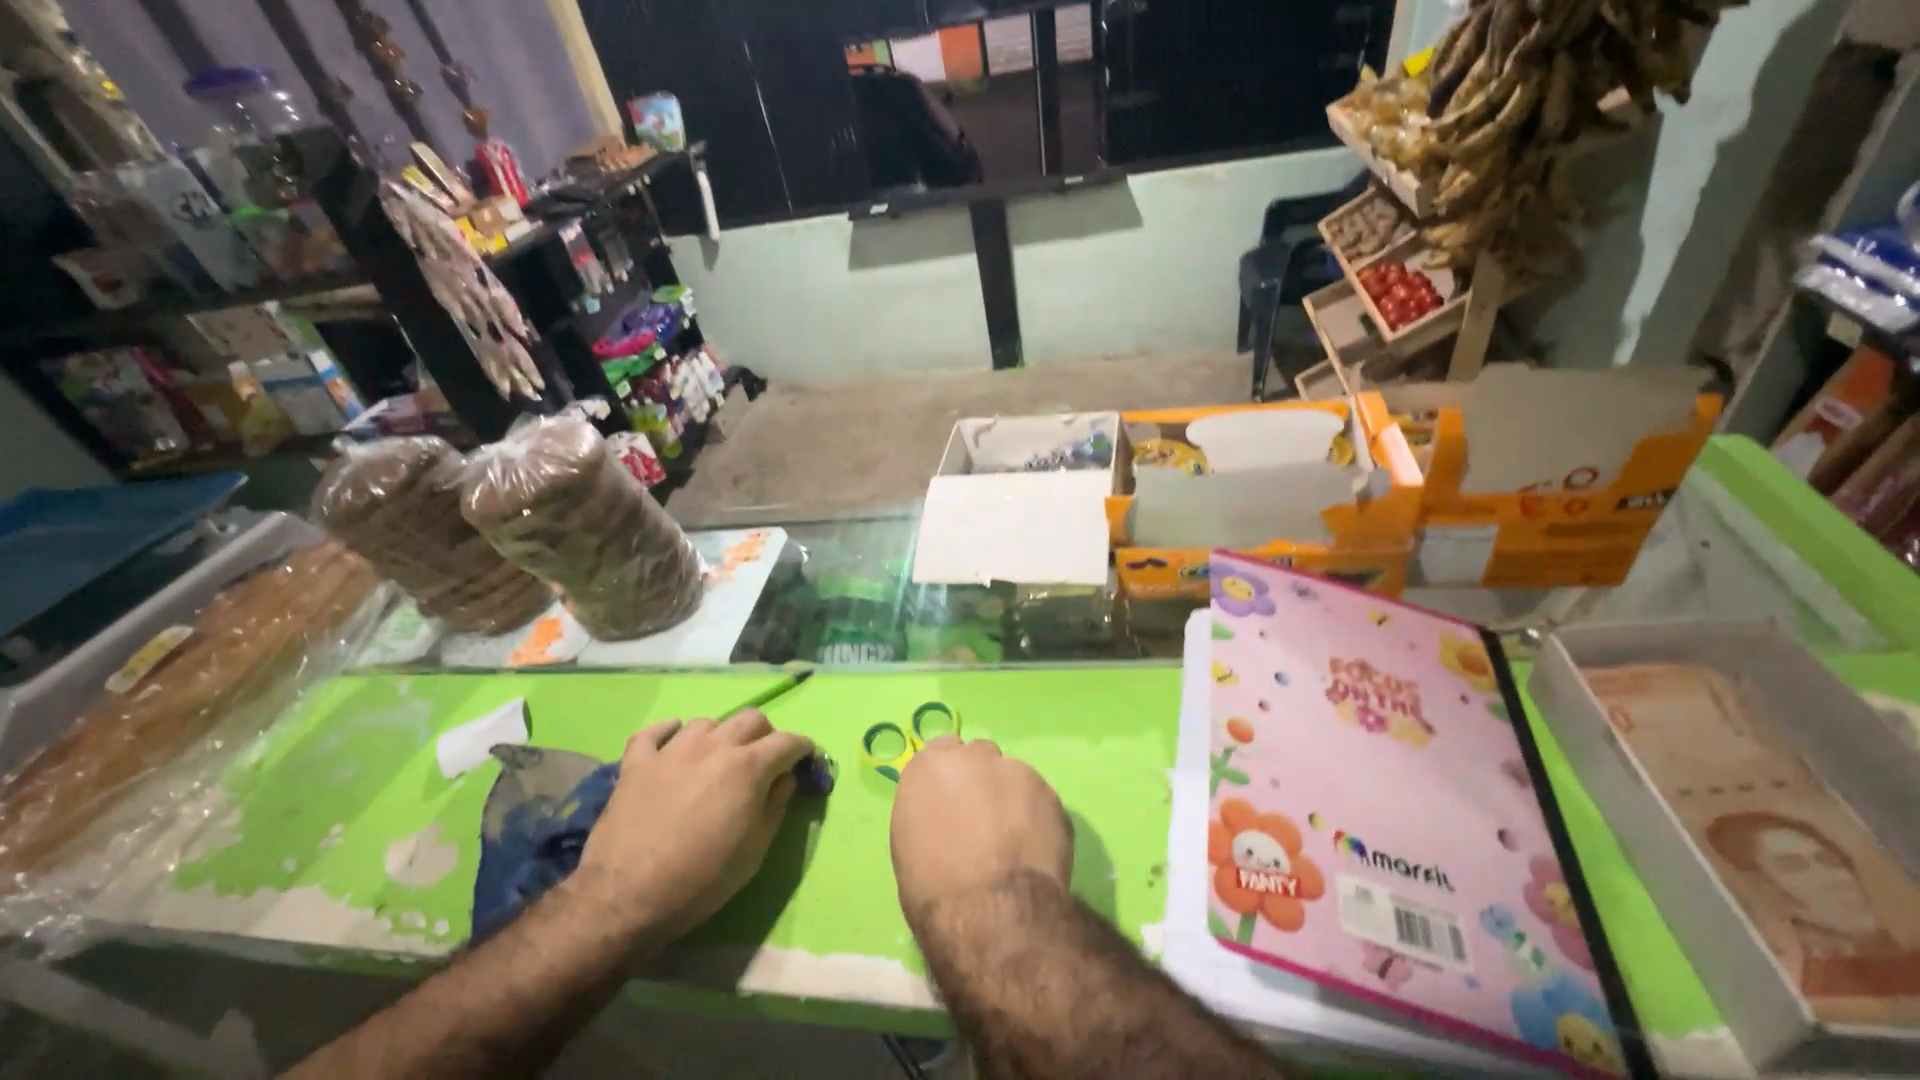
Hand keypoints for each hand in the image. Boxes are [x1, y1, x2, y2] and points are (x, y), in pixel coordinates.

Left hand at [572, 710, 813, 942]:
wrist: (627, 896)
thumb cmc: (702, 878)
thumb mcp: (755, 850)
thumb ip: (775, 806)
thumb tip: (783, 779)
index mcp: (747, 767)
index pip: (787, 742)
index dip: (803, 748)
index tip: (806, 759)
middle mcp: (712, 747)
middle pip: (750, 719)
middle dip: (766, 735)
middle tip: (765, 760)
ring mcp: (671, 751)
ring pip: (706, 723)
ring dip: (721, 736)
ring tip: (718, 759)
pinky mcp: (636, 763)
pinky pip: (655, 732)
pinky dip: (668, 731)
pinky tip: (673, 740)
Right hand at [890, 736, 1072, 918]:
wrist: (990, 912)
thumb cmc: (933, 888)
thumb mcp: (909, 844)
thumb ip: (929, 812)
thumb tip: (947, 816)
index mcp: (930, 766)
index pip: (942, 752)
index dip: (950, 778)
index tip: (953, 800)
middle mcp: (973, 757)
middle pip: (980, 757)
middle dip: (981, 781)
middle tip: (982, 820)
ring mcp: (1017, 771)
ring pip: (1014, 778)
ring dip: (1011, 799)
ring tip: (1012, 841)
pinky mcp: (1051, 794)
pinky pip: (1040, 802)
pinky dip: (1037, 820)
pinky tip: (1033, 852)